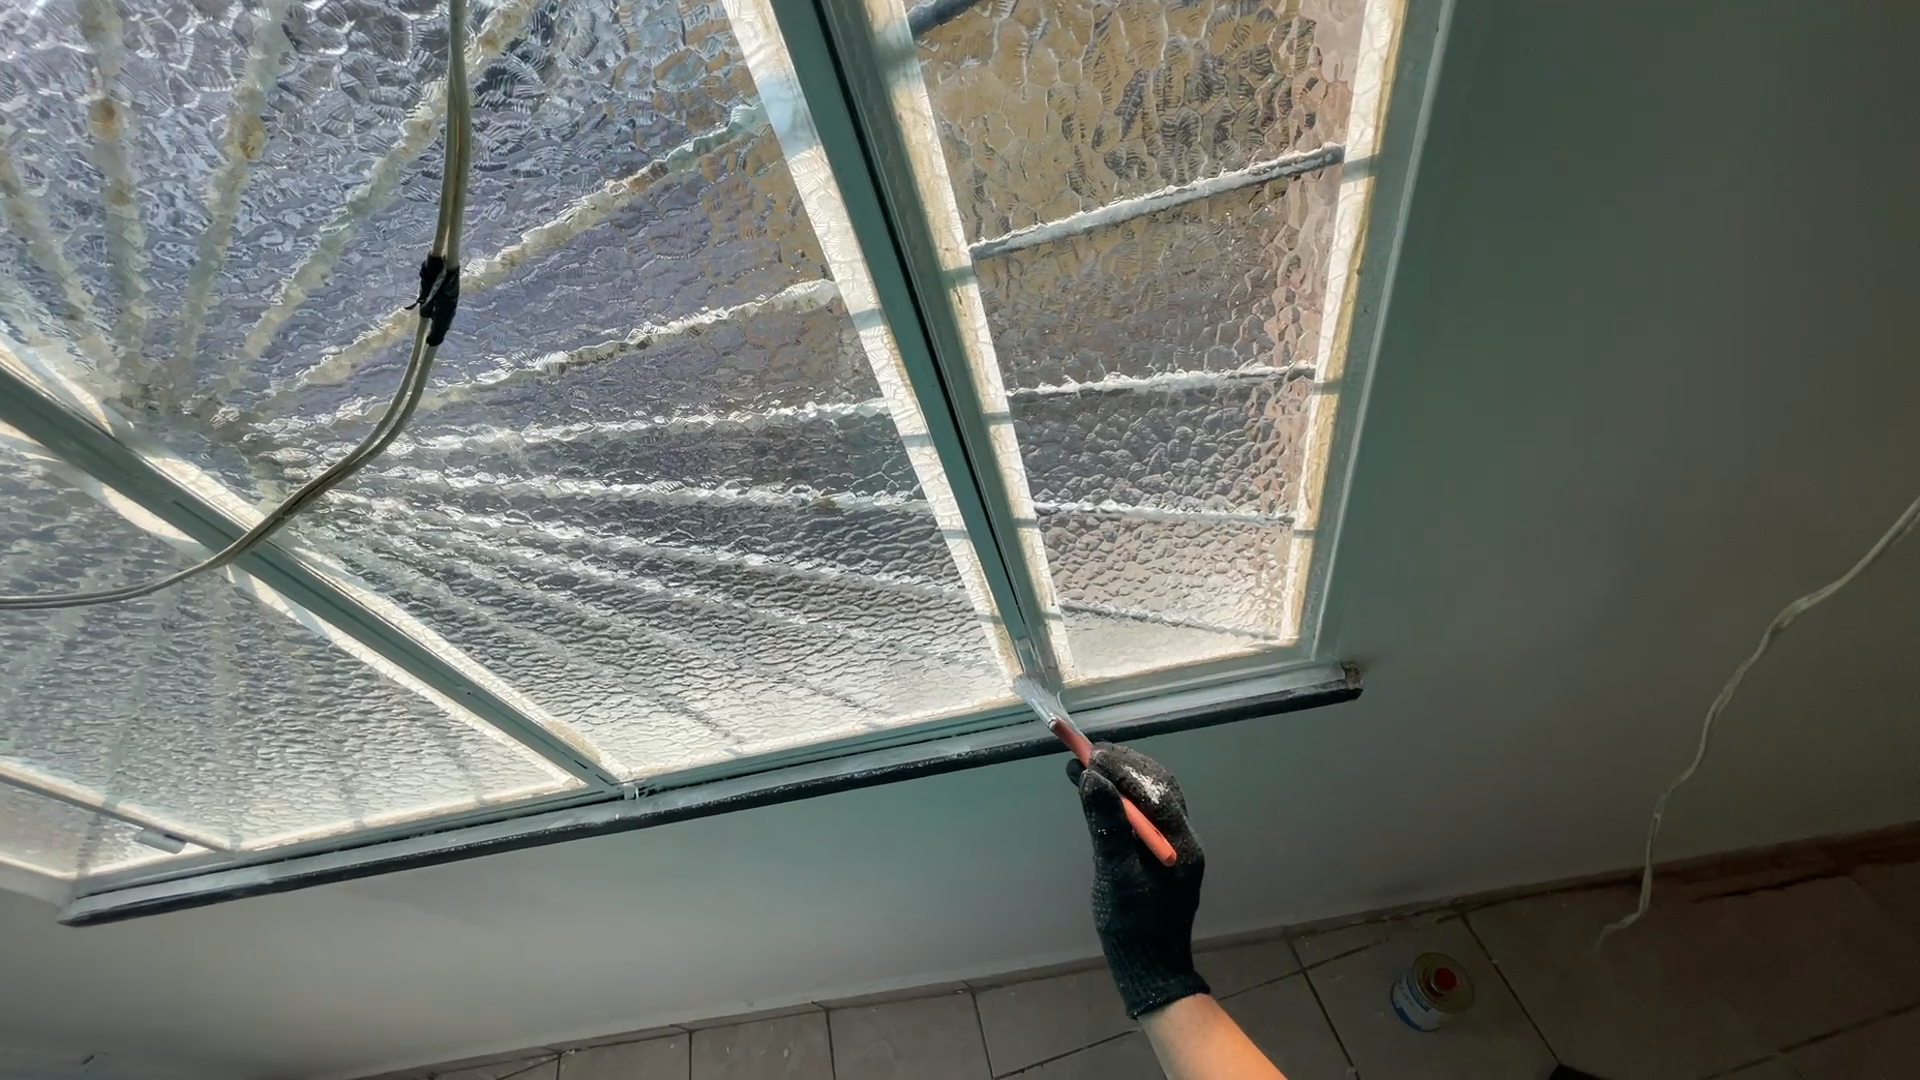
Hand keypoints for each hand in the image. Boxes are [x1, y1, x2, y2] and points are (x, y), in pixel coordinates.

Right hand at [1067, 742, 1208, 1017]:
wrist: (1150, 968)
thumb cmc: (1132, 927)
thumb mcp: (1114, 875)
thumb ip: (1106, 825)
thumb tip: (1090, 777)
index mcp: (1181, 845)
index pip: (1155, 791)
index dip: (1123, 769)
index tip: (1091, 755)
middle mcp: (1182, 837)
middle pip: (1157, 785)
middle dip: (1123, 765)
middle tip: (1088, 752)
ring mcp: (1172, 842)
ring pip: (1151, 793)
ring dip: (1121, 775)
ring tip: (1087, 764)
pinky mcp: (1158, 848)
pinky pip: (1142, 809)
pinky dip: (1120, 794)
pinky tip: (1098, 790)